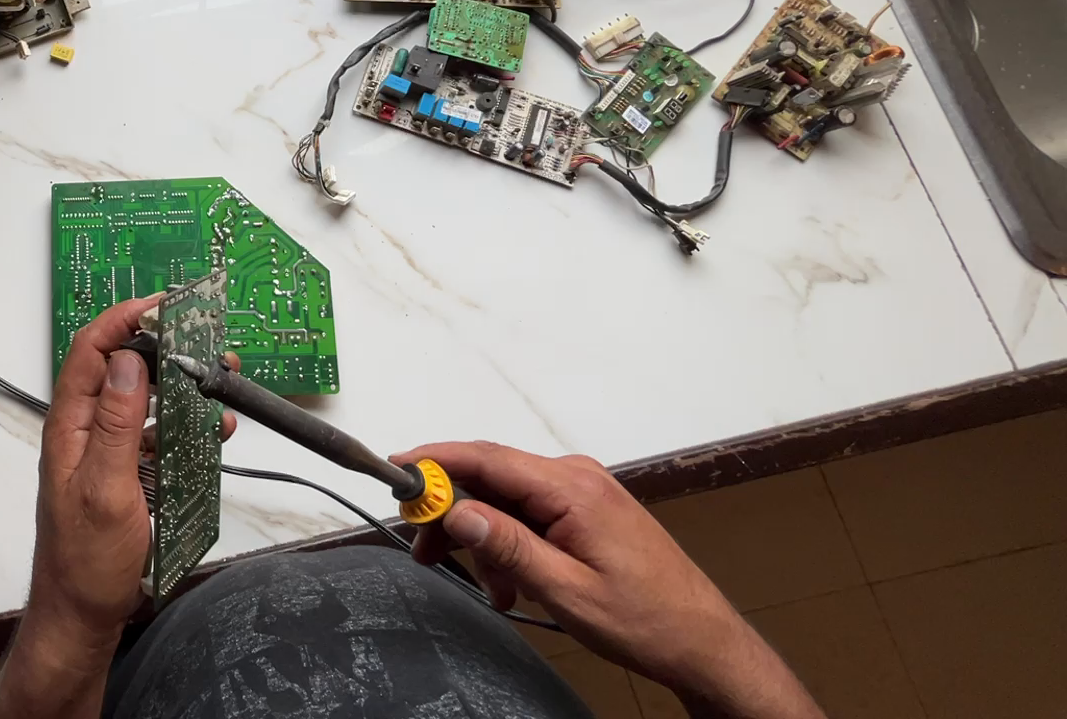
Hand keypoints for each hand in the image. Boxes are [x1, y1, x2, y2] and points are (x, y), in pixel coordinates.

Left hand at [28, 303, 240, 643]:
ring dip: (178, 384)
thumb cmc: (86, 562)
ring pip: (142, 398)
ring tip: (217, 378)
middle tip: (203, 340)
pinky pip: (155, 432)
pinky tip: (213, 428)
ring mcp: (106, 449)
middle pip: (120, 367)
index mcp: (70, 424)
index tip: (162, 305)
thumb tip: (130, 361)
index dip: (123, 319)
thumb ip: (117, 424)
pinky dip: (183, 423)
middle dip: (161, 347)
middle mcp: (85, 428)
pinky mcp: (125, 469)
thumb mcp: (106, 489)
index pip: (91, 350)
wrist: (82, 617)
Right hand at [393, 442, 822, 718]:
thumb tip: (455, 511)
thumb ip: (508, 546)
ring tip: (483, 585)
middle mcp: (572, 475)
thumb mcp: (567, 591)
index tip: (395, 468)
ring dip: (482, 536)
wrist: (713, 650)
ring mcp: (580, 490)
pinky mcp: (584, 508)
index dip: (435, 459)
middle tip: (425, 549)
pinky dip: (508, 540)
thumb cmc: (645, 622)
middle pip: (489, 477)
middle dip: (453, 512)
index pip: (486, 457)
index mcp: (570, 487)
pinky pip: (527, 511)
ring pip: (505, 498)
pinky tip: (509, 581)